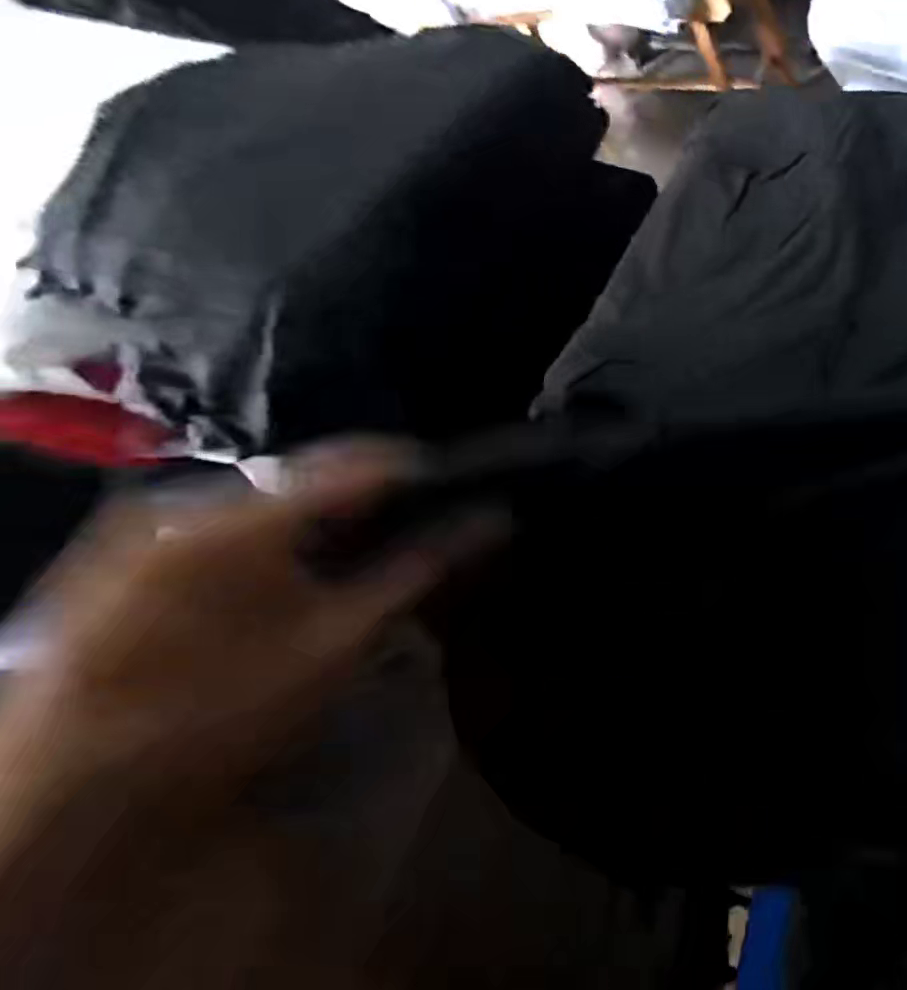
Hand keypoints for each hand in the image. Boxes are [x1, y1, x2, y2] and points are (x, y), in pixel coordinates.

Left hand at [0, 442, 504, 808]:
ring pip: (281, 494)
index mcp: (247, 516)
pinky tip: (307, 563)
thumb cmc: (229, 706)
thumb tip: (495, 519)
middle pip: (320, 474)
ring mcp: (152, 522)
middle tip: (429, 520)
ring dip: (334, 514)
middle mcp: (194, 499)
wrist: (75, 782)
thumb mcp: (345, 636)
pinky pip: (238, 515)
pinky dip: (286, 530)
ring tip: (375, 544)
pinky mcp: (131, 547)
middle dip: (380, 496)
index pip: (364, 461)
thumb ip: (423, 567)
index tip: (471, 488)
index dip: (428, 473)